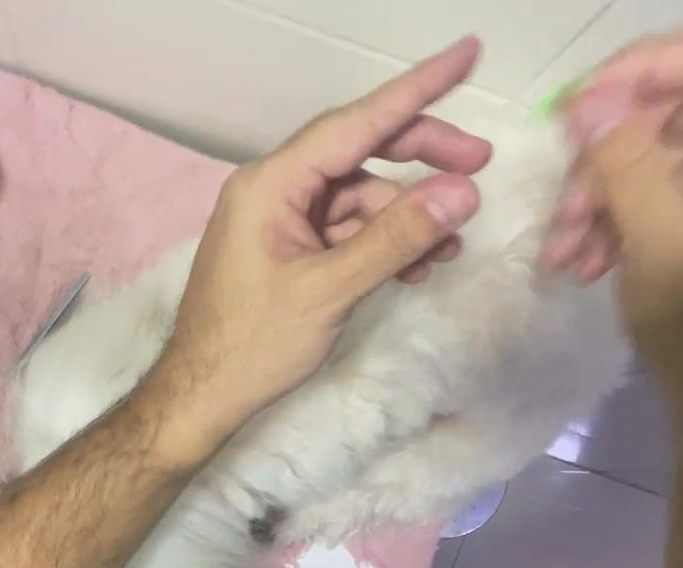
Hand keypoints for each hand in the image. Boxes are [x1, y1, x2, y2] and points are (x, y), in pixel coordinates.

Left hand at [136, 37, 491, 459]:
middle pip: (357, 155)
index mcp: (270, 185)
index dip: (415, 90)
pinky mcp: (284, 252)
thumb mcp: (329, 291)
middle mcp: (272, 191)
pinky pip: (341, 234)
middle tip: (480, 167)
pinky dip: (377, 246)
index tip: (468, 55)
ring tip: (449, 250)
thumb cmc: (253, 346)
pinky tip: (413, 268)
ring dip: (403, 220)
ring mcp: (277, 222)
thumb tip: (462, 193)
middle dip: (419, 162)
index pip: (354, 123)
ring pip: (355, 201)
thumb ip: (395, 239)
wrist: (202, 396)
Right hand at [542, 29, 682, 414]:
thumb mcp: (661, 240)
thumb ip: (625, 162)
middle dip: (608, 156)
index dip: (642, 70)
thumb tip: (585, 101)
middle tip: (563, 208)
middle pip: (680, 106)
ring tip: (564, 251)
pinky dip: (612, 217)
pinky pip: (655, 186)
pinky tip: (583, 260)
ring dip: (599, 195)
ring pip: (656, 149)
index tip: (570, 110)